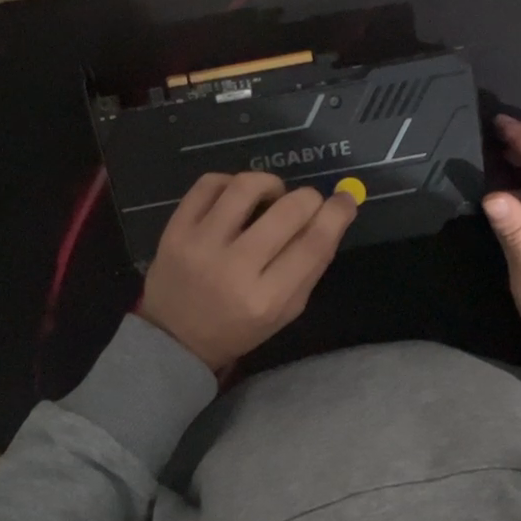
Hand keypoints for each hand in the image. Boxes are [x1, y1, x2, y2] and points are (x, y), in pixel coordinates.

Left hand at [139, 171, 357, 369]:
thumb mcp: (284, 311)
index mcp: (267, 299)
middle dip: (308, 198)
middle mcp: (235, 269)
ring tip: (272, 195)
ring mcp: (200, 246)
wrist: (175, 339)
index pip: (314, 244)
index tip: (345, 200)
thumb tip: (332, 218)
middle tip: (307, 204)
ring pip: (246, 187)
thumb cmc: (238, 328)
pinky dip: (231, 182)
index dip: (337, 214)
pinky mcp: (175, 230)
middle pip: (287, 211)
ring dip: (270, 183)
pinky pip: (209, 185)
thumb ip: (310, 268)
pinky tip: (238, 197)